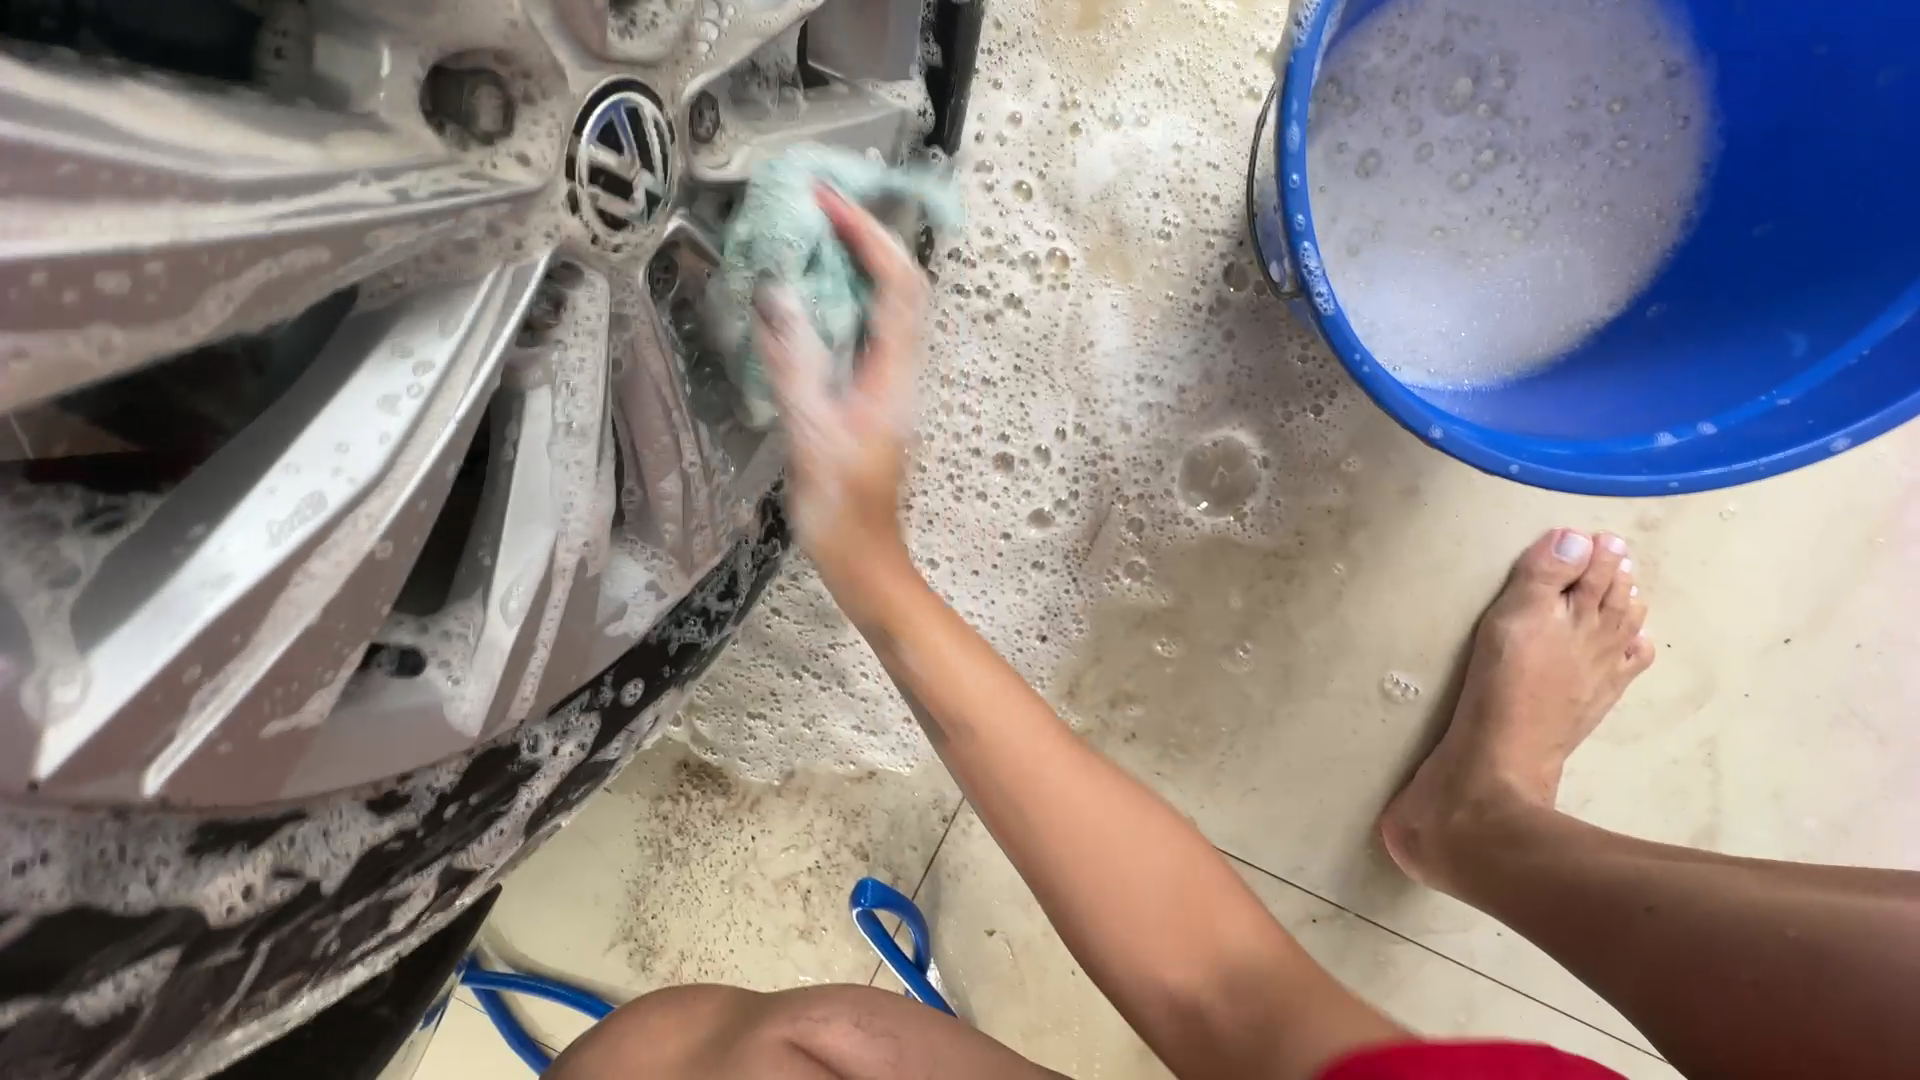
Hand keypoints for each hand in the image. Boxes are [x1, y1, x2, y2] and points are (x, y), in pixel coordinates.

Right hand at [753, 185, 927, 620]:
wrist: (864, 558)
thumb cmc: (843, 512)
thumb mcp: (813, 437)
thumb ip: (796, 365)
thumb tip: (778, 294)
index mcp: (894, 378)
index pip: (899, 284)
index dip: (869, 235)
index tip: (826, 200)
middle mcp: (900, 373)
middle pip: (898, 286)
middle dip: (862, 238)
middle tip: (813, 208)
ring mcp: (887, 385)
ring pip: (880, 308)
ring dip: (850, 268)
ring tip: (805, 238)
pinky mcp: (869, 398)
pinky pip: (859, 335)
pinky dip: (836, 304)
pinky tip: (801, 300)